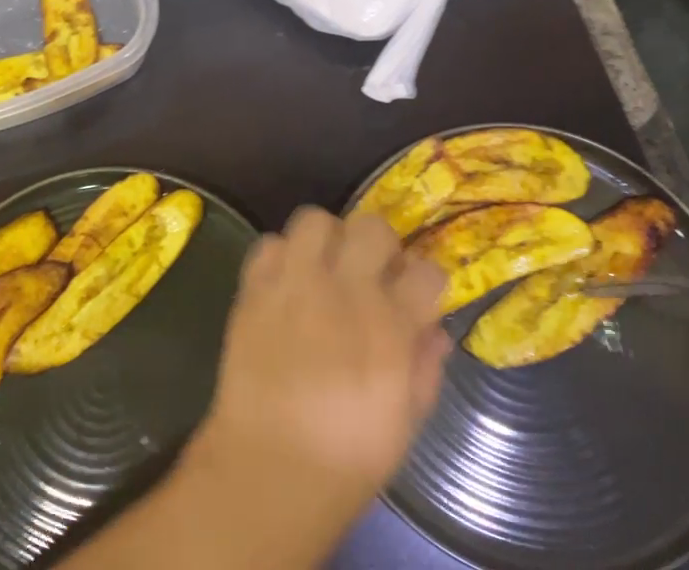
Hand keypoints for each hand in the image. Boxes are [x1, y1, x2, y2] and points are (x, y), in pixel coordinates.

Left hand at [186, 208, 449, 538]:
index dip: (426, 281)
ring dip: (326, 240)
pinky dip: (280, 257)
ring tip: (324, 270)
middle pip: (373, 227)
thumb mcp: (408, 421)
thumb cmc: (349, 457)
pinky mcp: (254, 291)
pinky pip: (268, 244)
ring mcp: (295, 286)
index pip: (427, 270)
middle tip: (370, 275)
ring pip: (315, 220)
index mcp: (392, 325)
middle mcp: (345, 291)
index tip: (416, 297)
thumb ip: (425, 367)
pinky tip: (286, 285)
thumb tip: (434, 331)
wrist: (270, 468)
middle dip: (379, 245)